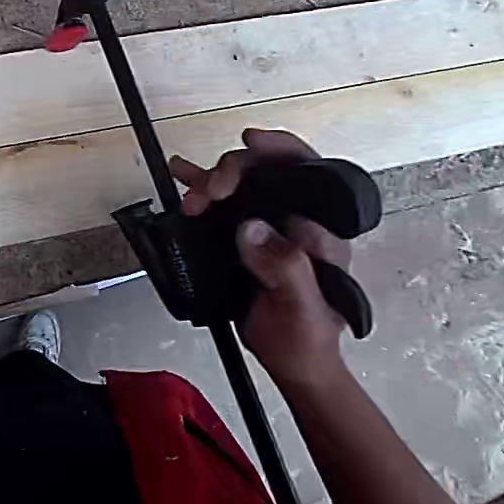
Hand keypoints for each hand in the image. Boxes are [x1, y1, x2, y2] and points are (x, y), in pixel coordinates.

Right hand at [169, 129, 352, 389]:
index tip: (252, 142)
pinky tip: (183, 175)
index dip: (278, 148)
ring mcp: (266, 226)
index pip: (306, 170)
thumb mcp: (303, 306)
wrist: (291, 361)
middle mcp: (293, 217)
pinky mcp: (242, 238)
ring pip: (239, 185)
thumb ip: (286, 267)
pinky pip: (221, 205)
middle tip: (211, 192)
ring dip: (211, 181)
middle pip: (264, 172)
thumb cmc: (308, 336)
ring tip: (193, 195)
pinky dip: (200, 188)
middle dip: (233, 171)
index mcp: (320, 226)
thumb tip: (252, 230)